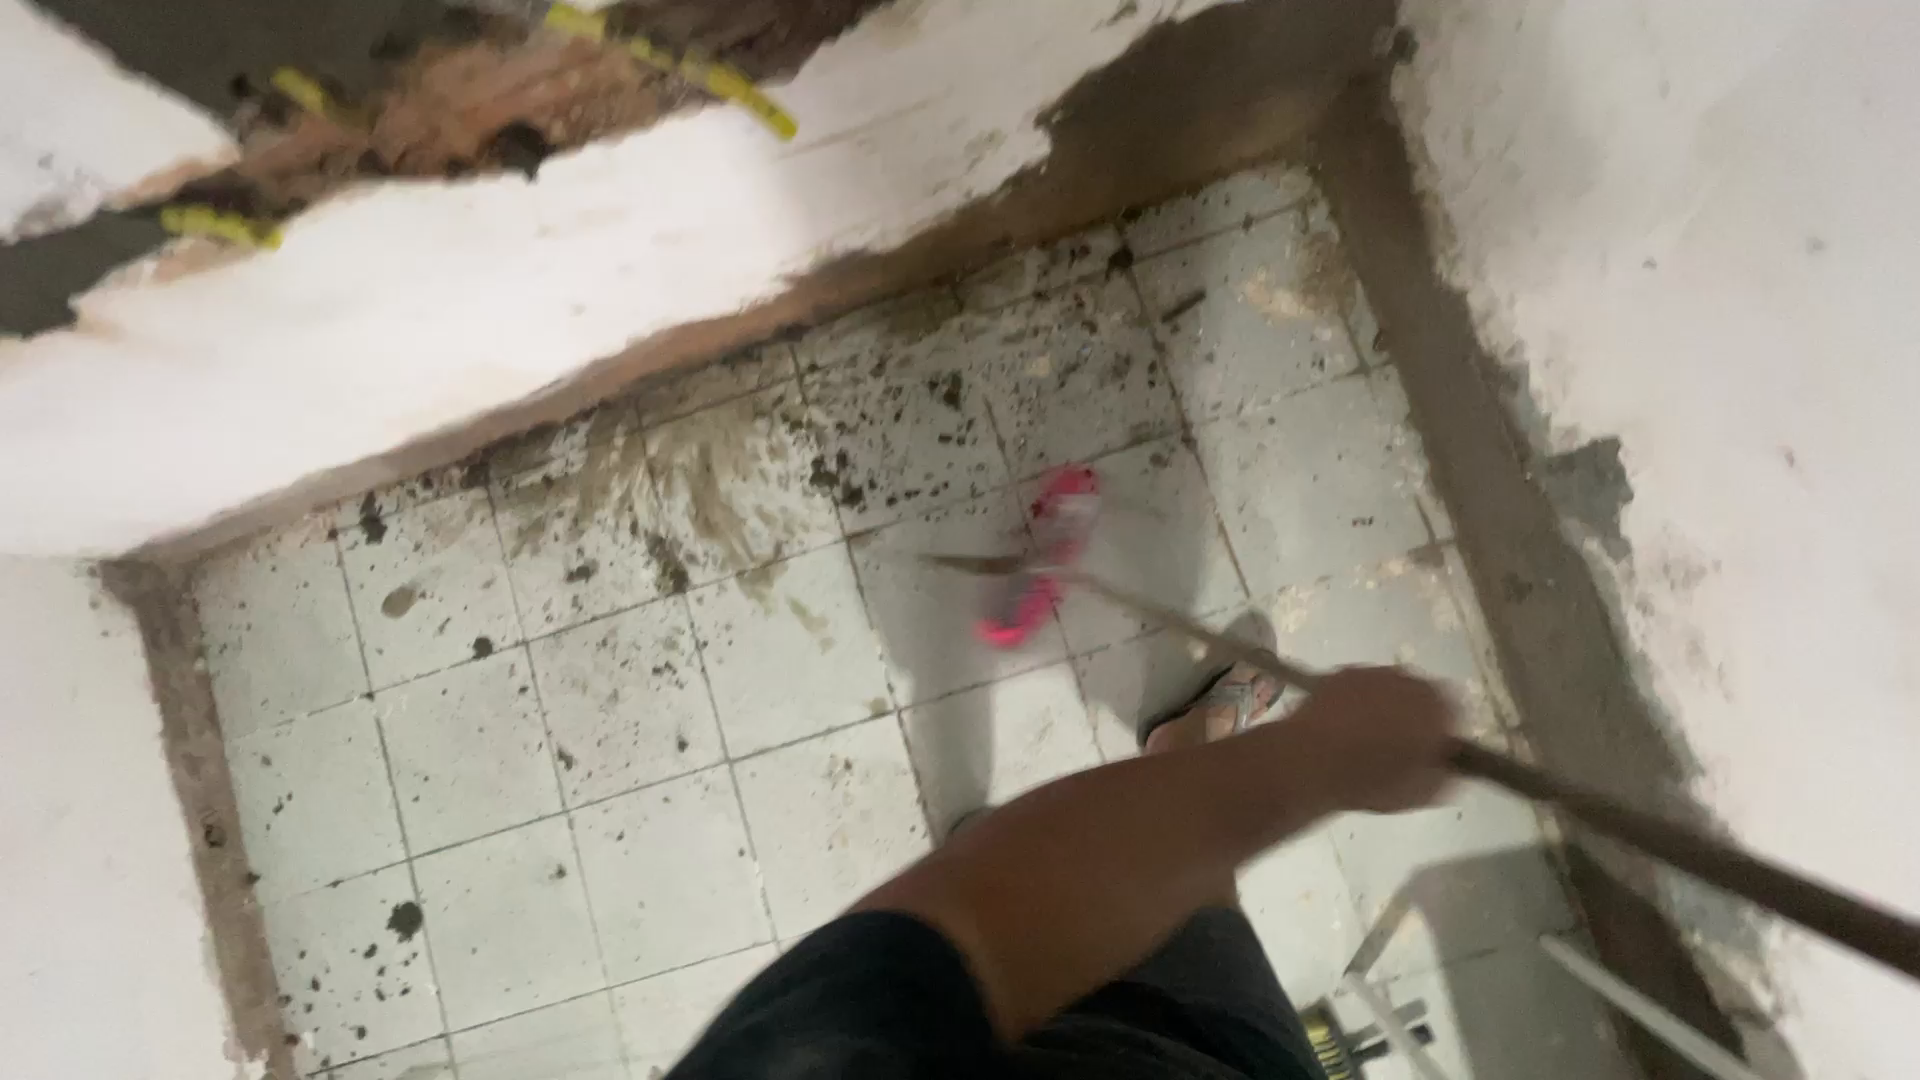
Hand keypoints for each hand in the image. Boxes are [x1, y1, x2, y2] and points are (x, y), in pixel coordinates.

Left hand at [1289, 666, 1456, 812]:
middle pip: (1418, 694)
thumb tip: (1447, 763)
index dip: (1443, 729)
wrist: (1310, 759)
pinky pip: (1354, 688)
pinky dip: (1354, 702)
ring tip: (1367, 736)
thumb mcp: (1427, 789)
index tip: (1433, 748)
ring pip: (1385, 688)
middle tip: (1401, 742)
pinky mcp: (1333, 675)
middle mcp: (1403, 678)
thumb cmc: (1374, 778)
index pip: (1454, 709)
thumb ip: (1447, 770)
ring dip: (1382, 705)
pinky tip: (1344, 726)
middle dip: (1413, 713)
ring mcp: (1365, 672)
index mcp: (1436, 702)